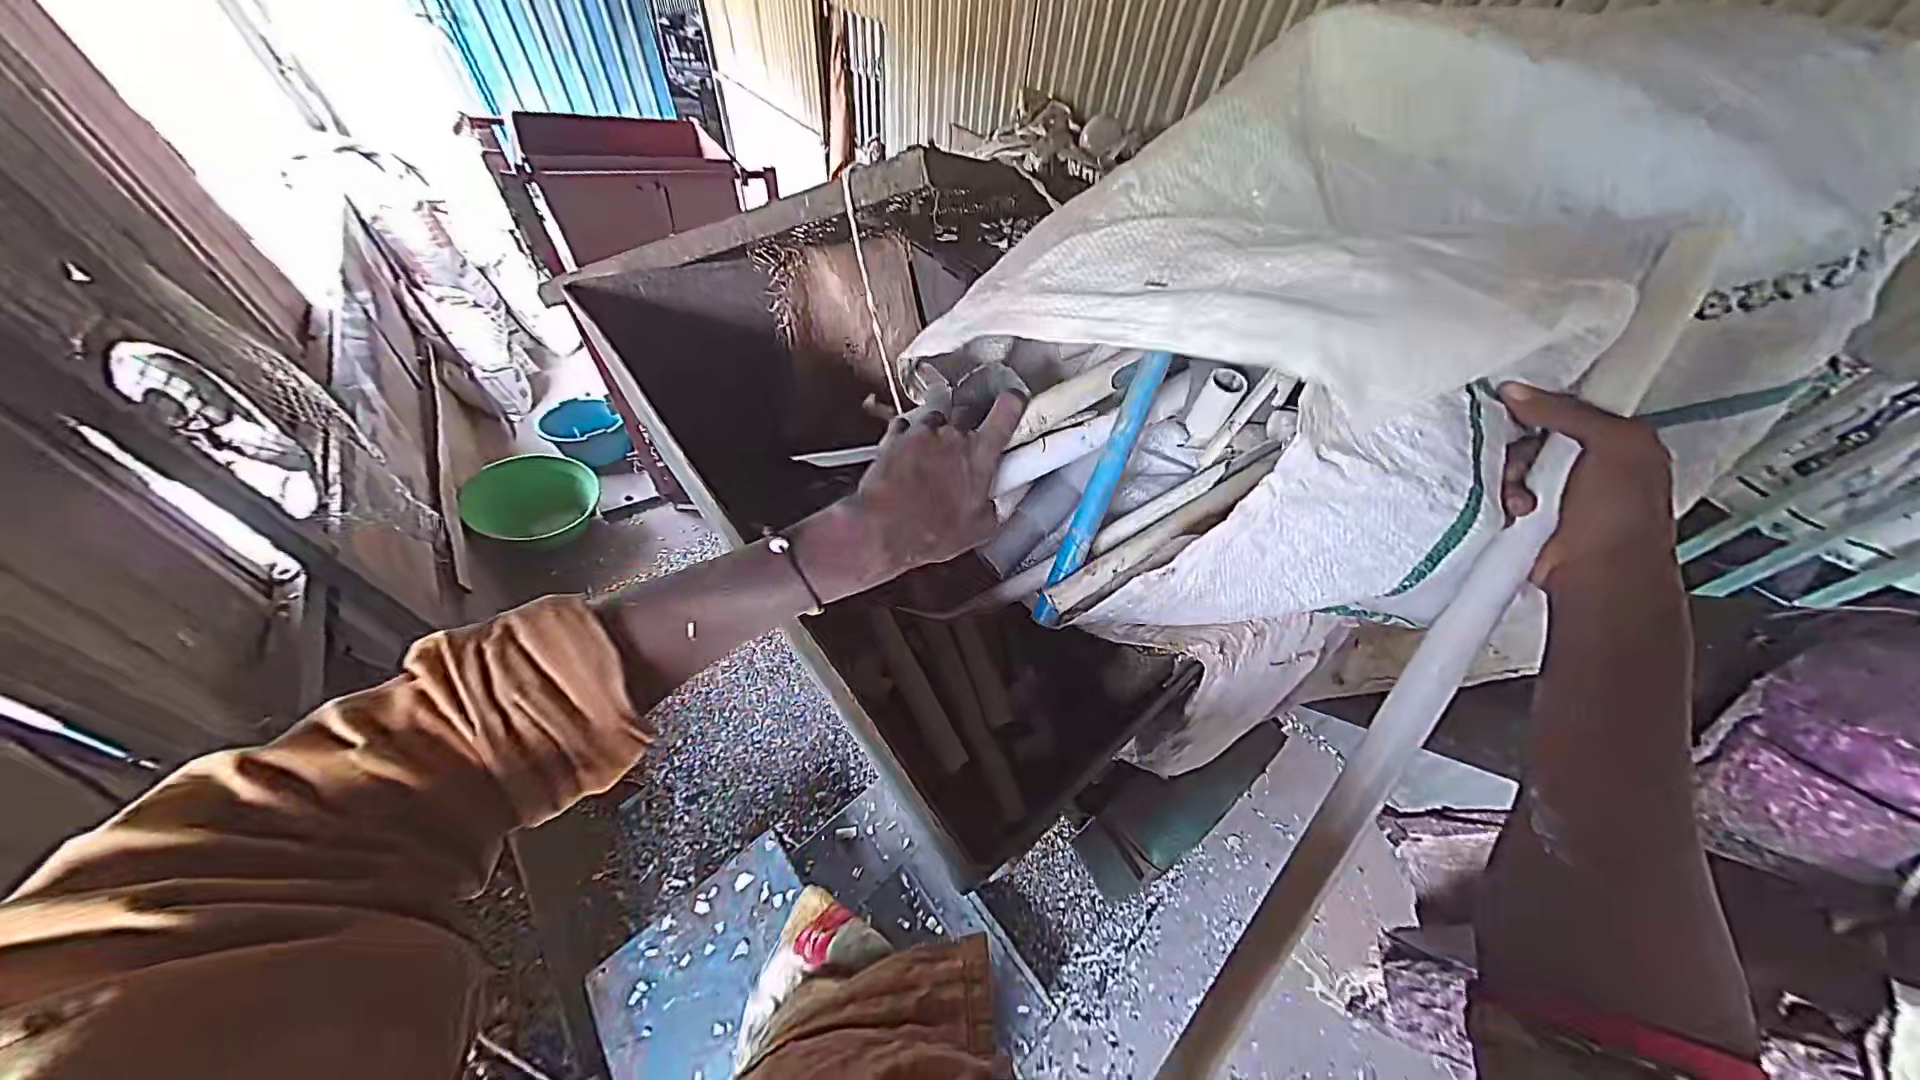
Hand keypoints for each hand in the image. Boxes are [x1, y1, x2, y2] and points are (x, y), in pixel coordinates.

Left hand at [855, 391, 1024, 568]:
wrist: (883, 529)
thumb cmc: (929, 531)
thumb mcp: (979, 529)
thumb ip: (995, 508)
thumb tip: (996, 506)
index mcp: (980, 454)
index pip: (1006, 411)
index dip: (1013, 402)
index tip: (1014, 401)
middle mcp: (952, 436)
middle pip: (968, 411)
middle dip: (969, 426)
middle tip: (964, 452)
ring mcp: (922, 433)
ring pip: (936, 420)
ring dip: (937, 434)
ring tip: (932, 461)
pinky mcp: (895, 437)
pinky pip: (906, 428)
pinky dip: (909, 439)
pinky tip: (908, 460)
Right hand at [1498, 383, 1675, 589]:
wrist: (1597, 571)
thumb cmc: (1618, 510)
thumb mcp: (1611, 445)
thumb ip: (1566, 413)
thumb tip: (1513, 390)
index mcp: (1616, 440)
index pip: (1565, 410)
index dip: (1538, 409)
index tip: (1514, 411)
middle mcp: (1586, 462)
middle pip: (1530, 438)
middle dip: (1519, 451)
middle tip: (1523, 467)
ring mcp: (1556, 489)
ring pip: (1512, 466)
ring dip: (1510, 479)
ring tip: (1523, 500)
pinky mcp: (1530, 513)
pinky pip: (1502, 491)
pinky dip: (1504, 499)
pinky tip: (1517, 511)